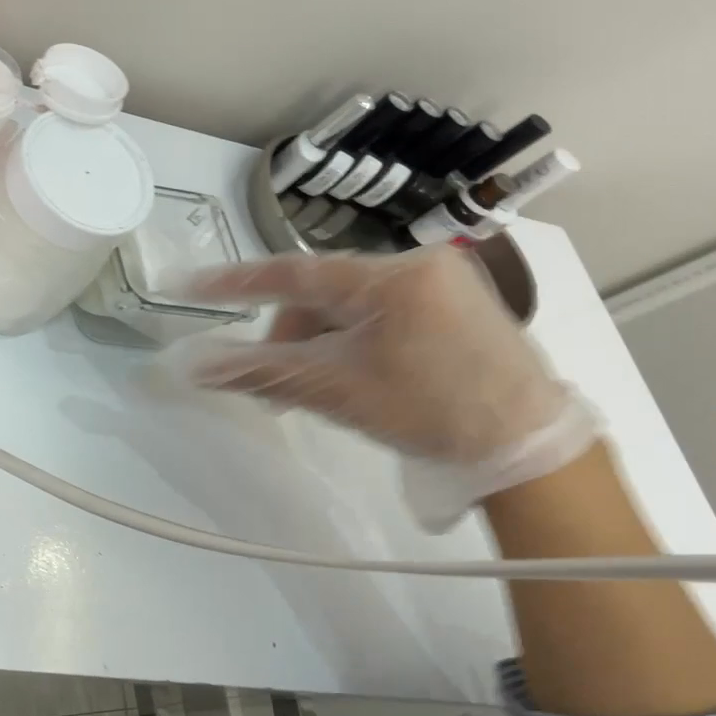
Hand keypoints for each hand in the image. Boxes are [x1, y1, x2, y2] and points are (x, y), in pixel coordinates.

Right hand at [180, 246, 574, 465]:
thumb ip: (258, 370)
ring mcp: (443, 284)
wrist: (530, 448)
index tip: (186, 284)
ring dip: (318, 344)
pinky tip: (348, 376)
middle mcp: (419, 266)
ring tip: (314, 389)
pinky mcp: (456, 306)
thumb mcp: (334, 390)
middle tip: (271, 382)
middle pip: (320, 294)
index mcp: (392, 277)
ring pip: (348, 307)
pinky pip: (378, 315)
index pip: (292, 273)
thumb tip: (191, 365)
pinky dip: (349, 343)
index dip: (233, 282)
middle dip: (287, 337)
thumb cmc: (431, 411)